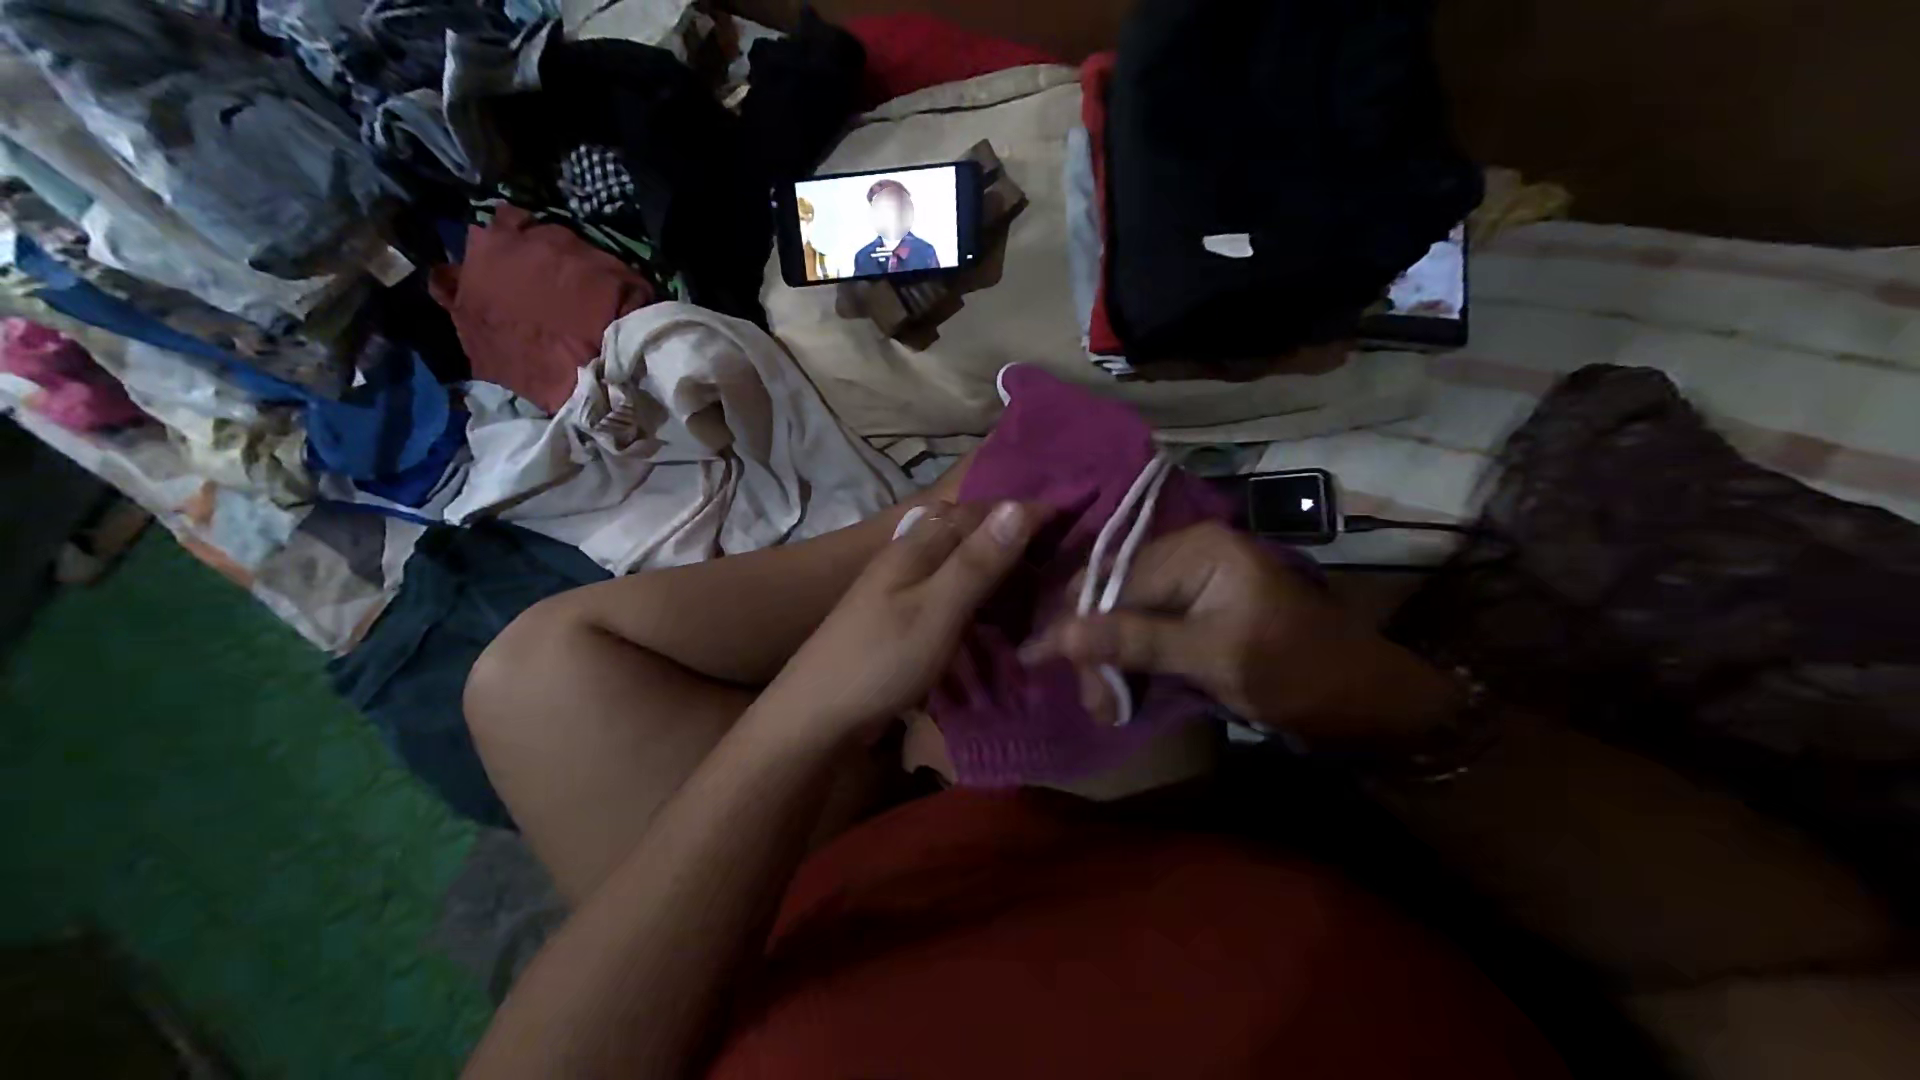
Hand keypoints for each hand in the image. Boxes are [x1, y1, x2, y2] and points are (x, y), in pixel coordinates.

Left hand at [761, 500, 1044, 745]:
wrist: (816, 717)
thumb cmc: (879, 661)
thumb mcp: (936, 610)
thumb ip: (976, 562)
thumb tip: (1019, 505)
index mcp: (915, 546)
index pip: (978, 512)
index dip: (1022, 512)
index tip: (1068, 519)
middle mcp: (908, 558)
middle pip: (967, 534)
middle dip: (1012, 537)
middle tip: (1059, 557)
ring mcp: (901, 590)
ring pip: (959, 564)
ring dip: (996, 568)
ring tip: (1036, 586)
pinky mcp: (900, 620)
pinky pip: (949, 595)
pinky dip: (978, 599)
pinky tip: (995, 618)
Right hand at [1022, 522, 1461, 744]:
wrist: (1364, 700)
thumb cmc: (1296, 670)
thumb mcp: (1213, 656)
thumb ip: (1135, 641)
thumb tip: (1056, 636)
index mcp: (1197, 548)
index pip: (1114, 579)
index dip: (1075, 621)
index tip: (1038, 660)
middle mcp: (1187, 552)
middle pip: (1114, 594)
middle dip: (1095, 647)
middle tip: (1095, 702)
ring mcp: (1190, 580)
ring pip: (1124, 613)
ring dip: (1110, 658)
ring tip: (1107, 704)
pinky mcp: (1193, 608)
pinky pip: (1145, 625)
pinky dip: (1131, 658)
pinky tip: (1121, 688)